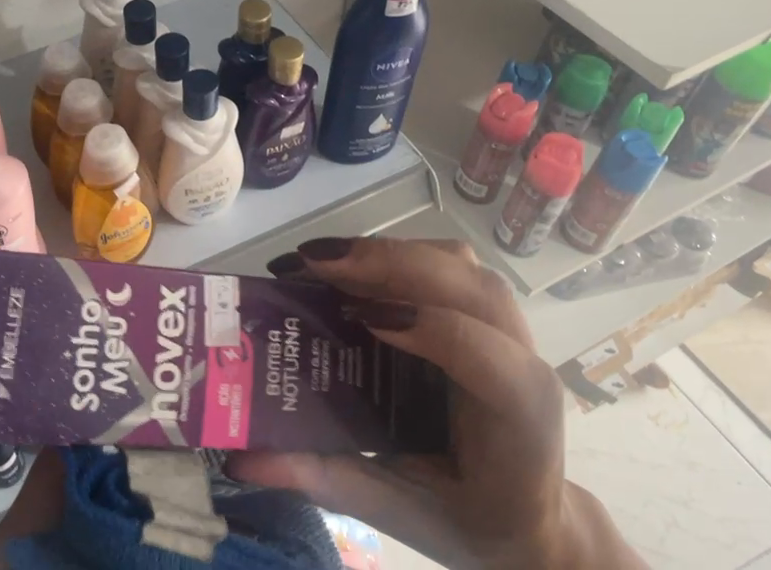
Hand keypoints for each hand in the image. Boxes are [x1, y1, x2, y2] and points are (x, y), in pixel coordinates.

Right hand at [227, 236, 644, 569]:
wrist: (526, 516)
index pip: (481, 352)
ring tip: (322, 262)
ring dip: (387, 251)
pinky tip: (347, 269)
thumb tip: (244, 460)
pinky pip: (446, 265)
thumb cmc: (469, 518)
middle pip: (467, 283)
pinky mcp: (483, 314)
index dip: (426, 325)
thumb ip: (327, 480)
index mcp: (517, 414)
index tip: (357, 316)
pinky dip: (394, 255)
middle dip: (388, 262)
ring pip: (456, 262)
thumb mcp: (399, 511)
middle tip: (311, 263)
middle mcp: (523, 359)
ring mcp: (508, 329)